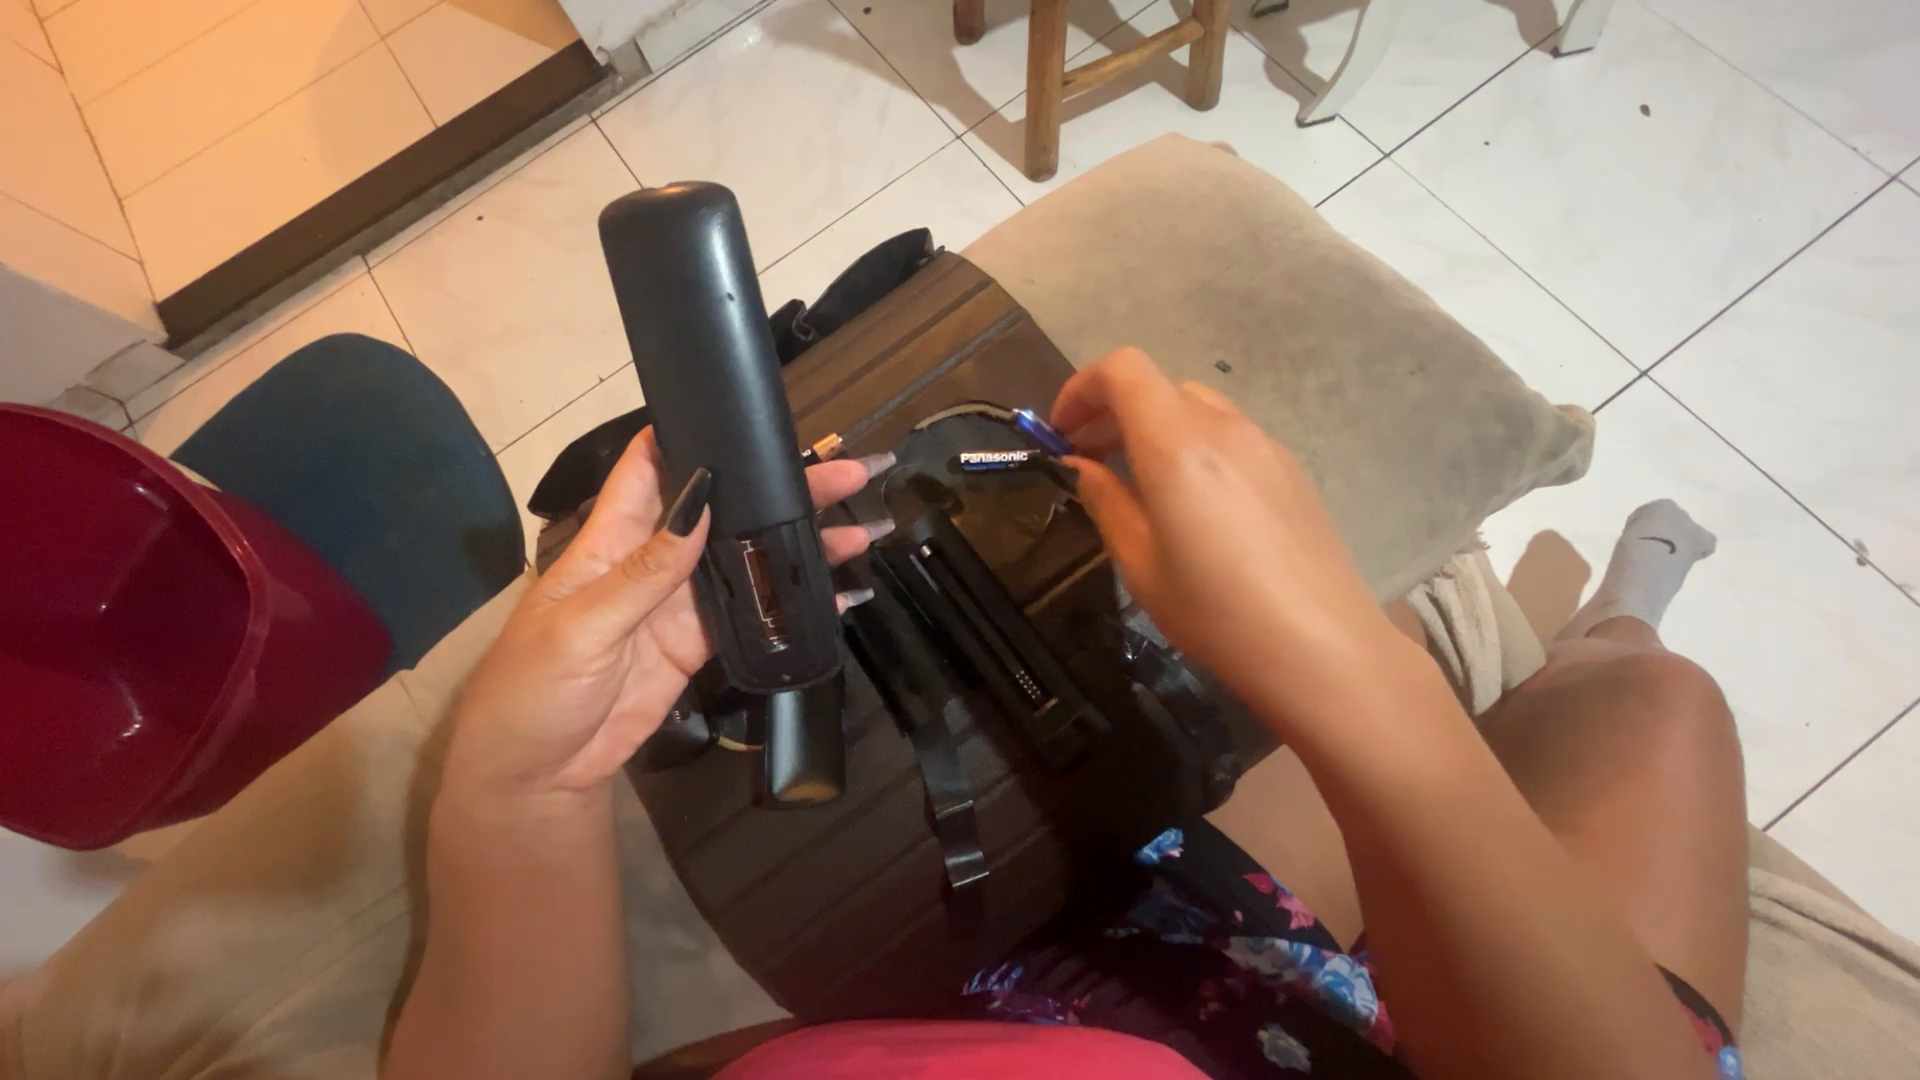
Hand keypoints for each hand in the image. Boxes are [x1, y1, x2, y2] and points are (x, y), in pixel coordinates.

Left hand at [447, 430, 885, 800]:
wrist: (540, 772)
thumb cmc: (532, 688)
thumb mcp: (581, 627)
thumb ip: (643, 572)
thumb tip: (699, 507)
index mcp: (613, 541)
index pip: (651, 470)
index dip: (691, 436)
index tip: (744, 416)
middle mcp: (655, 561)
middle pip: (724, 511)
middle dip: (778, 489)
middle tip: (843, 473)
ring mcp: (682, 604)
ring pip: (748, 560)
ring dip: (799, 544)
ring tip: (858, 531)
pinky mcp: (701, 643)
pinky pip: (753, 615)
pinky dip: (793, 606)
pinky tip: (835, 596)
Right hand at [1052, 348, 1405, 728]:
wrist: (1321, 648)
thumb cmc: (1215, 612)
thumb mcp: (1140, 563)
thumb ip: (1105, 500)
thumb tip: (1080, 465)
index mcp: (1177, 446)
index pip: (1124, 369)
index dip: (1082, 388)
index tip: (1062, 432)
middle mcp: (1224, 429)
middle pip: (1158, 386)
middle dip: (1112, 411)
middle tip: (1089, 460)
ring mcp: (1265, 445)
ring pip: (1196, 407)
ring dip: (1154, 427)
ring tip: (1140, 482)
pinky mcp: (1291, 470)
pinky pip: (1230, 435)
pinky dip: (1193, 445)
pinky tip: (1195, 503)